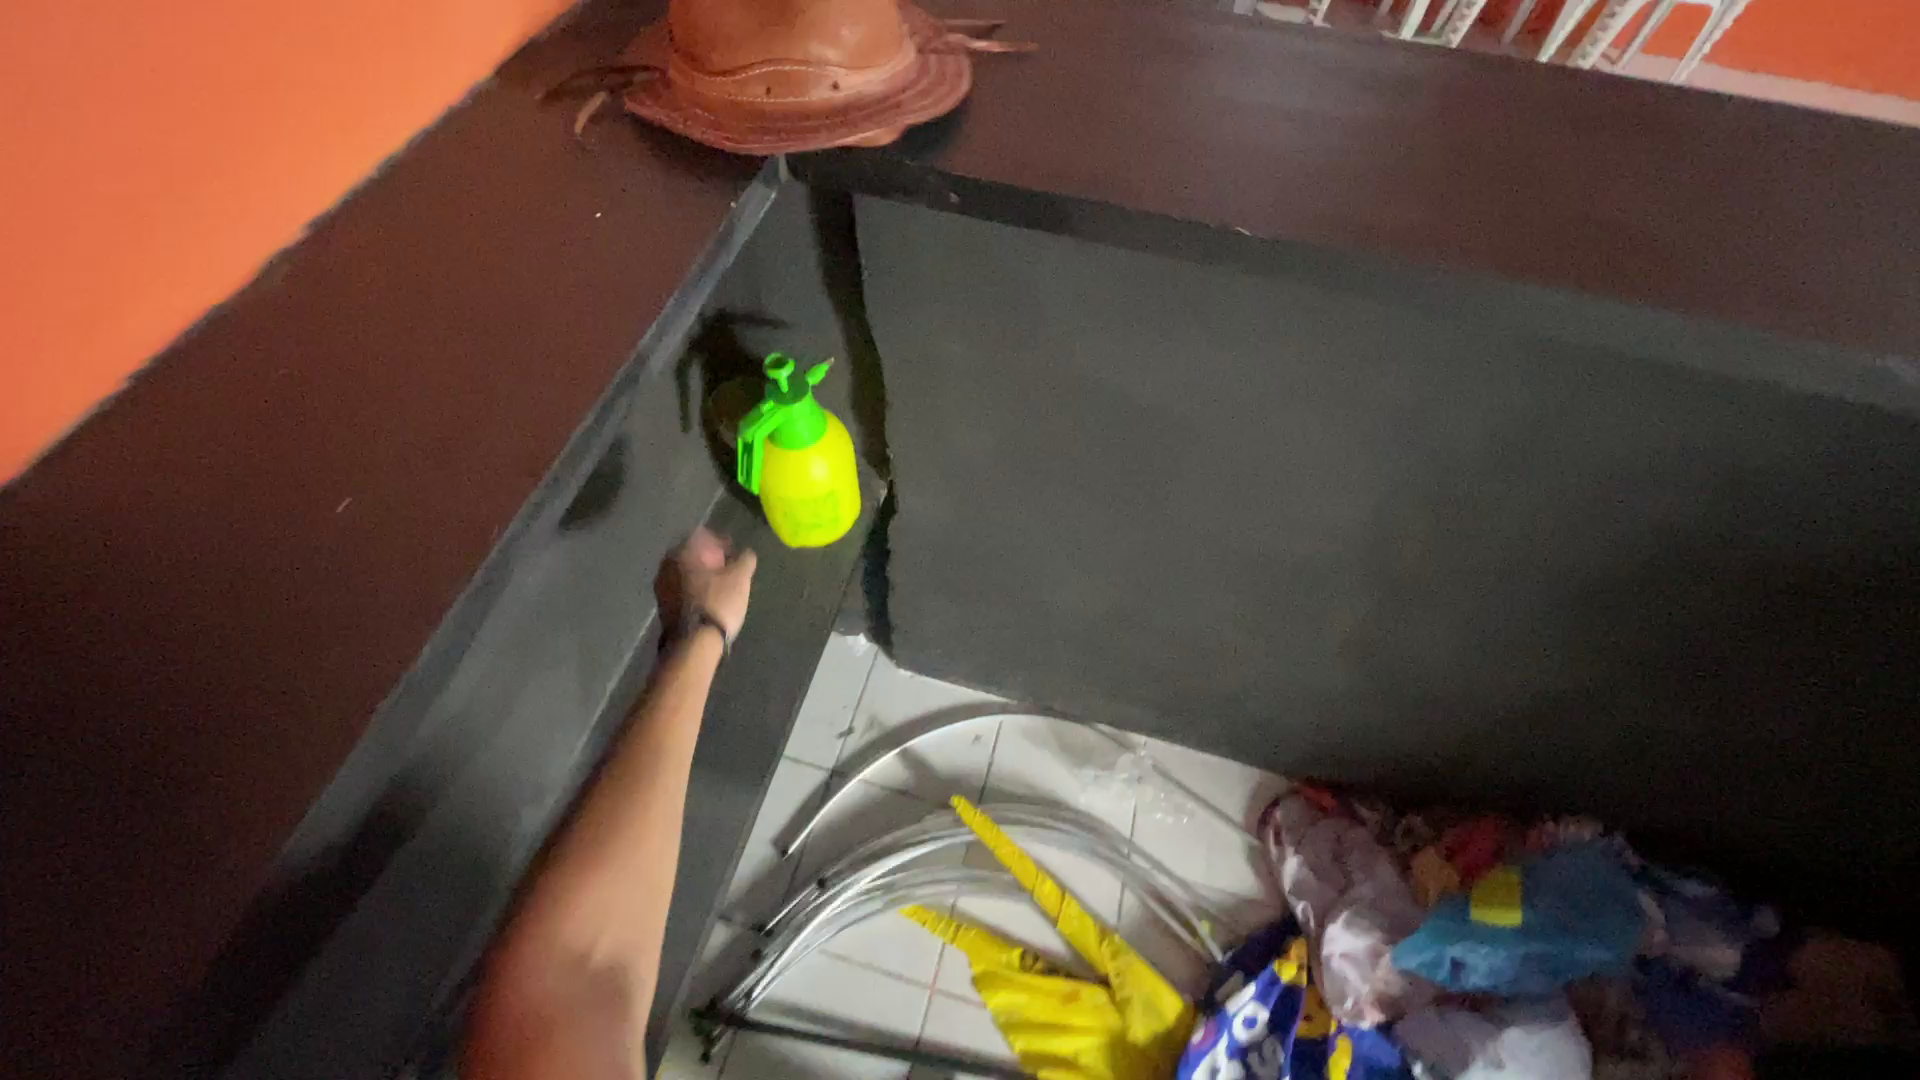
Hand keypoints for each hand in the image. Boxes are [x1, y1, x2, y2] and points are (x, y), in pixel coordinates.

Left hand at [657, 527, 756, 641]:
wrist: (693, 644)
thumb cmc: (717, 603)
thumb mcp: (740, 579)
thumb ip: (745, 560)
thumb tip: (746, 553)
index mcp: (682, 551)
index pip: (702, 535)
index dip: (720, 540)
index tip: (733, 551)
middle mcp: (666, 565)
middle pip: (690, 553)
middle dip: (708, 558)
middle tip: (727, 566)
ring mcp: (660, 587)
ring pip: (684, 572)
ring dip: (700, 574)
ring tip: (719, 584)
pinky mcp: (662, 606)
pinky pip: (680, 588)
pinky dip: (693, 588)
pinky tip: (708, 598)